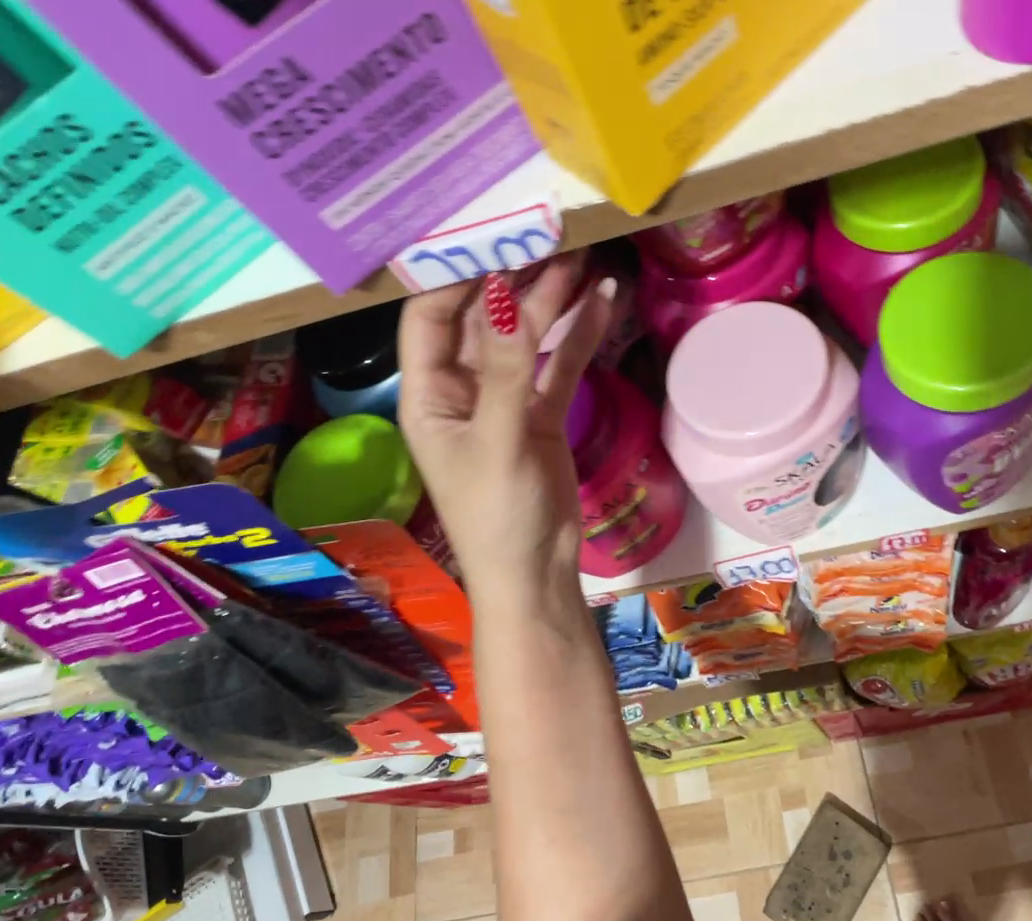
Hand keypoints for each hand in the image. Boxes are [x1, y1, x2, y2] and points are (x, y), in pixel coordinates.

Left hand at [398, 253, 616, 607]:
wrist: (536, 573)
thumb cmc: (498, 515)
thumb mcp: (499, 441)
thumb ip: (504, 369)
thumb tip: (505, 296)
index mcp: (428, 395)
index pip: (429, 317)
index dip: (455, 277)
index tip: (493, 237)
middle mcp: (462, 389)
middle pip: (482, 320)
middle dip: (512, 280)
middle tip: (548, 236)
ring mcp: (505, 401)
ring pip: (525, 339)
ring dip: (551, 302)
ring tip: (582, 257)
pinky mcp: (542, 416)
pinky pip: (558, 367)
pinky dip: (578, 338)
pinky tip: (603, 303)